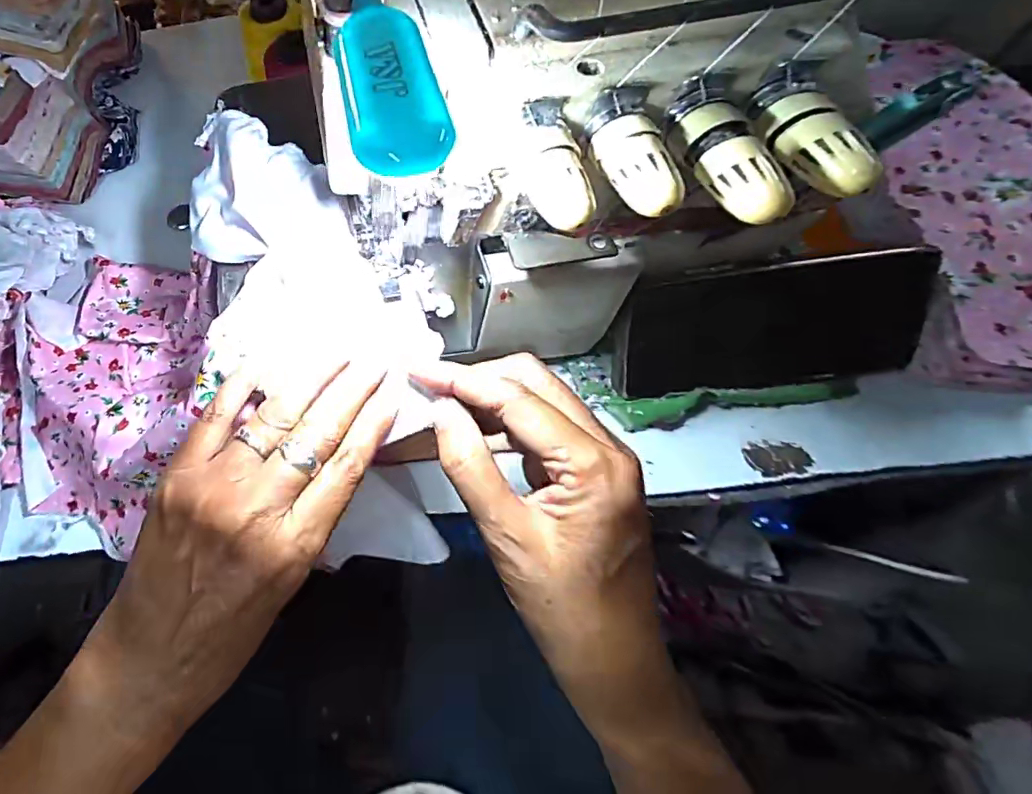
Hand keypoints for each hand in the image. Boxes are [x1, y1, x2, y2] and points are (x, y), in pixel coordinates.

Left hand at [87, 360, 401, 733]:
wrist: (150, 654)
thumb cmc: (228, 634)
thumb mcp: (288, 586)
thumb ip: (309, 523)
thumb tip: (328, 465)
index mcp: (295, 546)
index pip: (344, 469)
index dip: (372, 425)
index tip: (390, 394)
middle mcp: (257, 508)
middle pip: (315, 434)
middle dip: (349, 391)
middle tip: (370, 361)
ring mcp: (214, 485)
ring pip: (271, 418)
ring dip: (307, 380)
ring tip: (332, 355)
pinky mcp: (179, 474)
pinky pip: (215, 417)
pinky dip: (240, 387)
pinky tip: (263, 364)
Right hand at [415, 355, 652, 656]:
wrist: (614, 660)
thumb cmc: (562, 606)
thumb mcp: (505, 534)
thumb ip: (468, 464)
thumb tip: (441, 408)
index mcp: (593, 463)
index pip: (517, 398)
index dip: (461, 379)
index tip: (417, 370)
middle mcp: (607, 447)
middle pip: (535, 381)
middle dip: (479, 377)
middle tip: (430, 387)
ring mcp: (604, 457)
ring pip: (540, 397)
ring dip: (490, 395)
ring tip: (443, 404)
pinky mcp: (593, 470)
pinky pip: (544, 424)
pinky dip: (505, 419)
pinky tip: (473, 430)